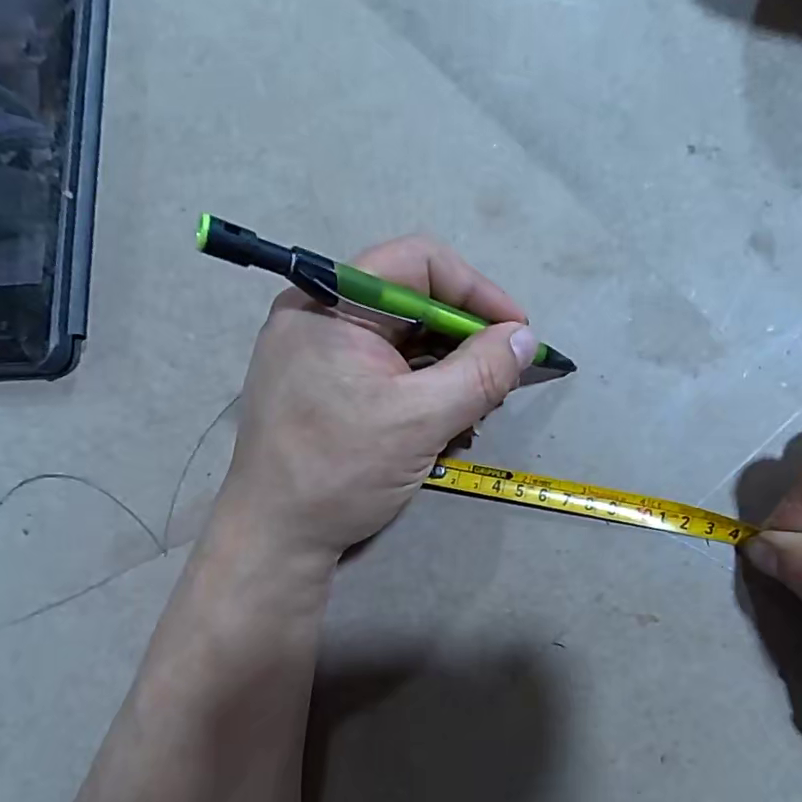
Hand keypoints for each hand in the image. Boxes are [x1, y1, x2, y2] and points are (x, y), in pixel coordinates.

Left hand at [212, 235, 537, 561]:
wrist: (276, 538)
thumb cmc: (339, 471)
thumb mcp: (420, 420)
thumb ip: (480, 373)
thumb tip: (525, 338)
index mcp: (331, 303)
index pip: (419, 262)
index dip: (476, 292)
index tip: (515, 334)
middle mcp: (322, 316)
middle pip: (415, 304)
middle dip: (466, 344)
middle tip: (499, 384)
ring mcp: (321, 354)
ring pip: (406, 344)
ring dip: (449, 377)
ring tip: (473, 419)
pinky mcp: (327, 389)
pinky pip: (388, 374)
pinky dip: (423, 396)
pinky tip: (443, 433)